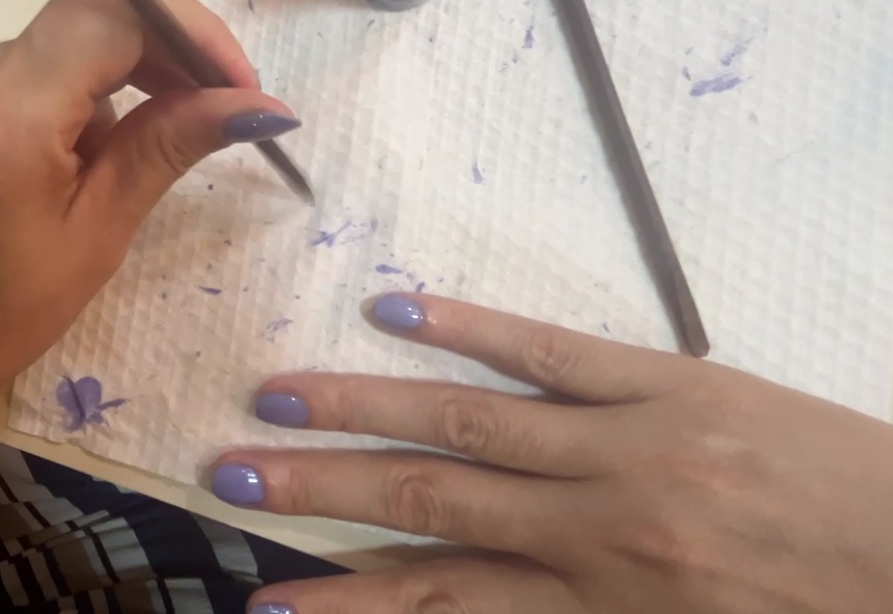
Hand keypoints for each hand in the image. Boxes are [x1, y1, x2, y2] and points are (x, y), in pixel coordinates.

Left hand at [0, 0, 298, 431]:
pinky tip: (47, 149)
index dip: (184, 25)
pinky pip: (6, 60)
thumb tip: (260, 103)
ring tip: (97, 158)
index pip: (106, 10)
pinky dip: (49, 89)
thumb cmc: (1, 313)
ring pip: (47, 40)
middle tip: (202, 104)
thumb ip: (168, 146)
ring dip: (99, 79)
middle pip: (79, 14)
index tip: (231, 79)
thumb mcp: (97, 235)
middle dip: (155, 50)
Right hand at [209, 294, 892, 612]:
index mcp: (612, 612)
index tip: (267, 604)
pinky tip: (389, 310)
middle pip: (425, 503)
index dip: (348, 604)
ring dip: (358, 407)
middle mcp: (597, 530)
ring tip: (276, 397)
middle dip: (318, 491)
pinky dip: (462, 327)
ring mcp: (623, 443)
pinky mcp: (662, 380)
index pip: (444, 604)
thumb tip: (470, 610)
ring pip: (462, 420)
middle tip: (230, 472)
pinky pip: (545, 349)